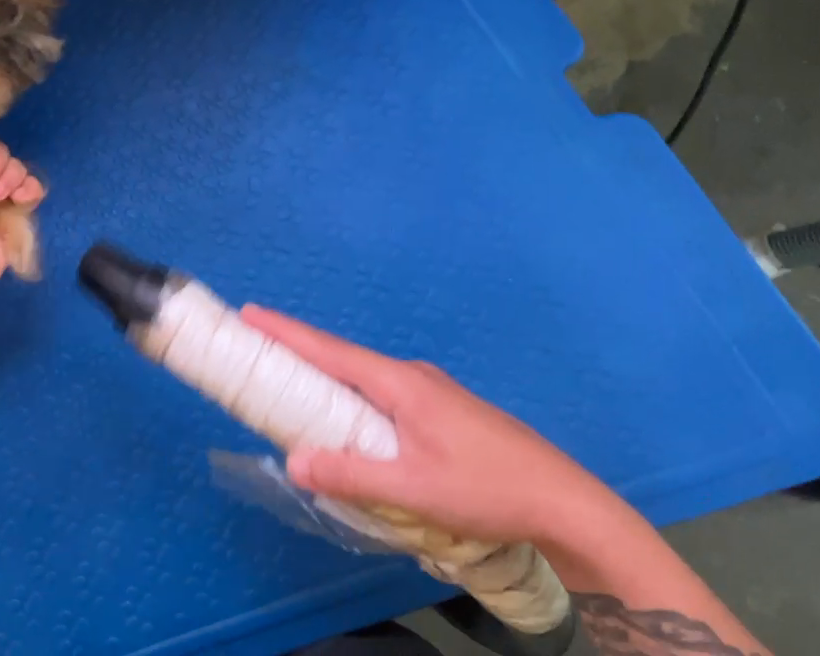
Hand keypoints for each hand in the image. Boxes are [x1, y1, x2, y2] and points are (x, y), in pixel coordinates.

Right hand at [240, 305, 627, 548]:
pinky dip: (353, 395)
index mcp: (400, 383)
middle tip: (257, 354)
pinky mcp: (446, 410)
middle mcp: (413, 376)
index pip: (329, 349)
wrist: (572, 507)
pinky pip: (384, 392)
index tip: (247, 313)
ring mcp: (433, 391)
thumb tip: (292, 462)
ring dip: (327, 377)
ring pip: (365, 377)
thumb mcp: (415, 489)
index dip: (285, 331)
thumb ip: (351, 475)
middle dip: (297, 351)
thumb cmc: (490, 490)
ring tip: (294, 389)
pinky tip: (351, 421)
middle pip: (342, 357)